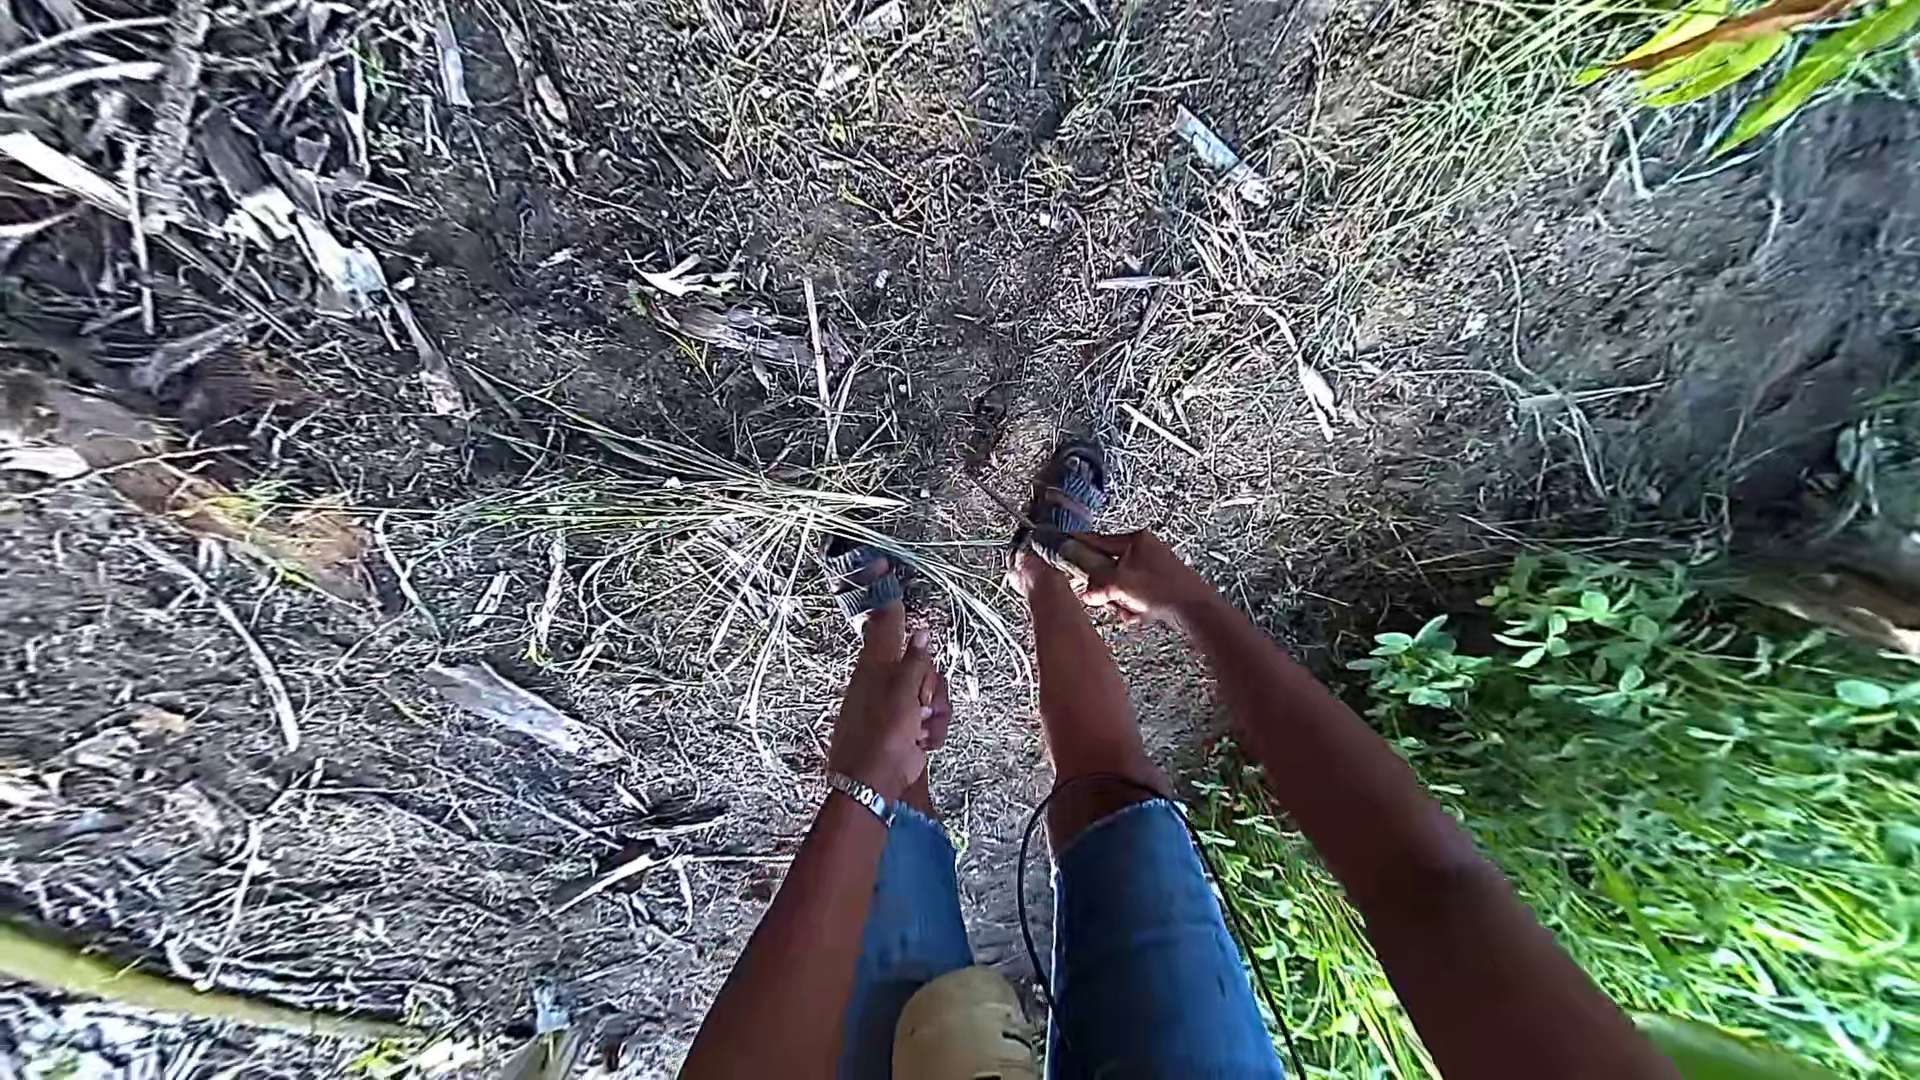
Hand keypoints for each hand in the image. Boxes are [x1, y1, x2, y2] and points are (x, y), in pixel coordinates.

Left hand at [828, 629, 945, 800]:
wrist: (876, 782)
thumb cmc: (882, 733)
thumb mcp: (901, 692)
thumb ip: (915, 660)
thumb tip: (922, 630)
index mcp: (877, 667)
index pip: (885, 630)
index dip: (892, 612)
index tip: (894, 591)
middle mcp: (888, 682)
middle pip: (923, 665)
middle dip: (931, 685)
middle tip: (922, 704)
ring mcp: (901, 705)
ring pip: (933, 691)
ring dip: (935, 712)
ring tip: (923, 729)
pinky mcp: (912, 725)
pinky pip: (934, 716)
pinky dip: (934, 729)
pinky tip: (924, 741)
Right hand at [1074, 530, 1219, 628]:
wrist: (1195, 611)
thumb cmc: (1163, 590)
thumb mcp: (1118, 584)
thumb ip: (1095, 584)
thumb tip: (1084, 587)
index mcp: (1136, 540)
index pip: (1099, 541)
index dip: (1080, 546)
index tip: (1065, 545)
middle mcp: (1146, 550)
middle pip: (1110, 566)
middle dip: (1106, 586)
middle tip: (1105, 597)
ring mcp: (1155, 567)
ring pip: (1122, 583)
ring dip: (1120, 599)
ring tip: (1128, 608)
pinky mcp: (1162, 584)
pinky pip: (1136, 593)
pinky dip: (1134, 605)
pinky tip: (1138, 614)